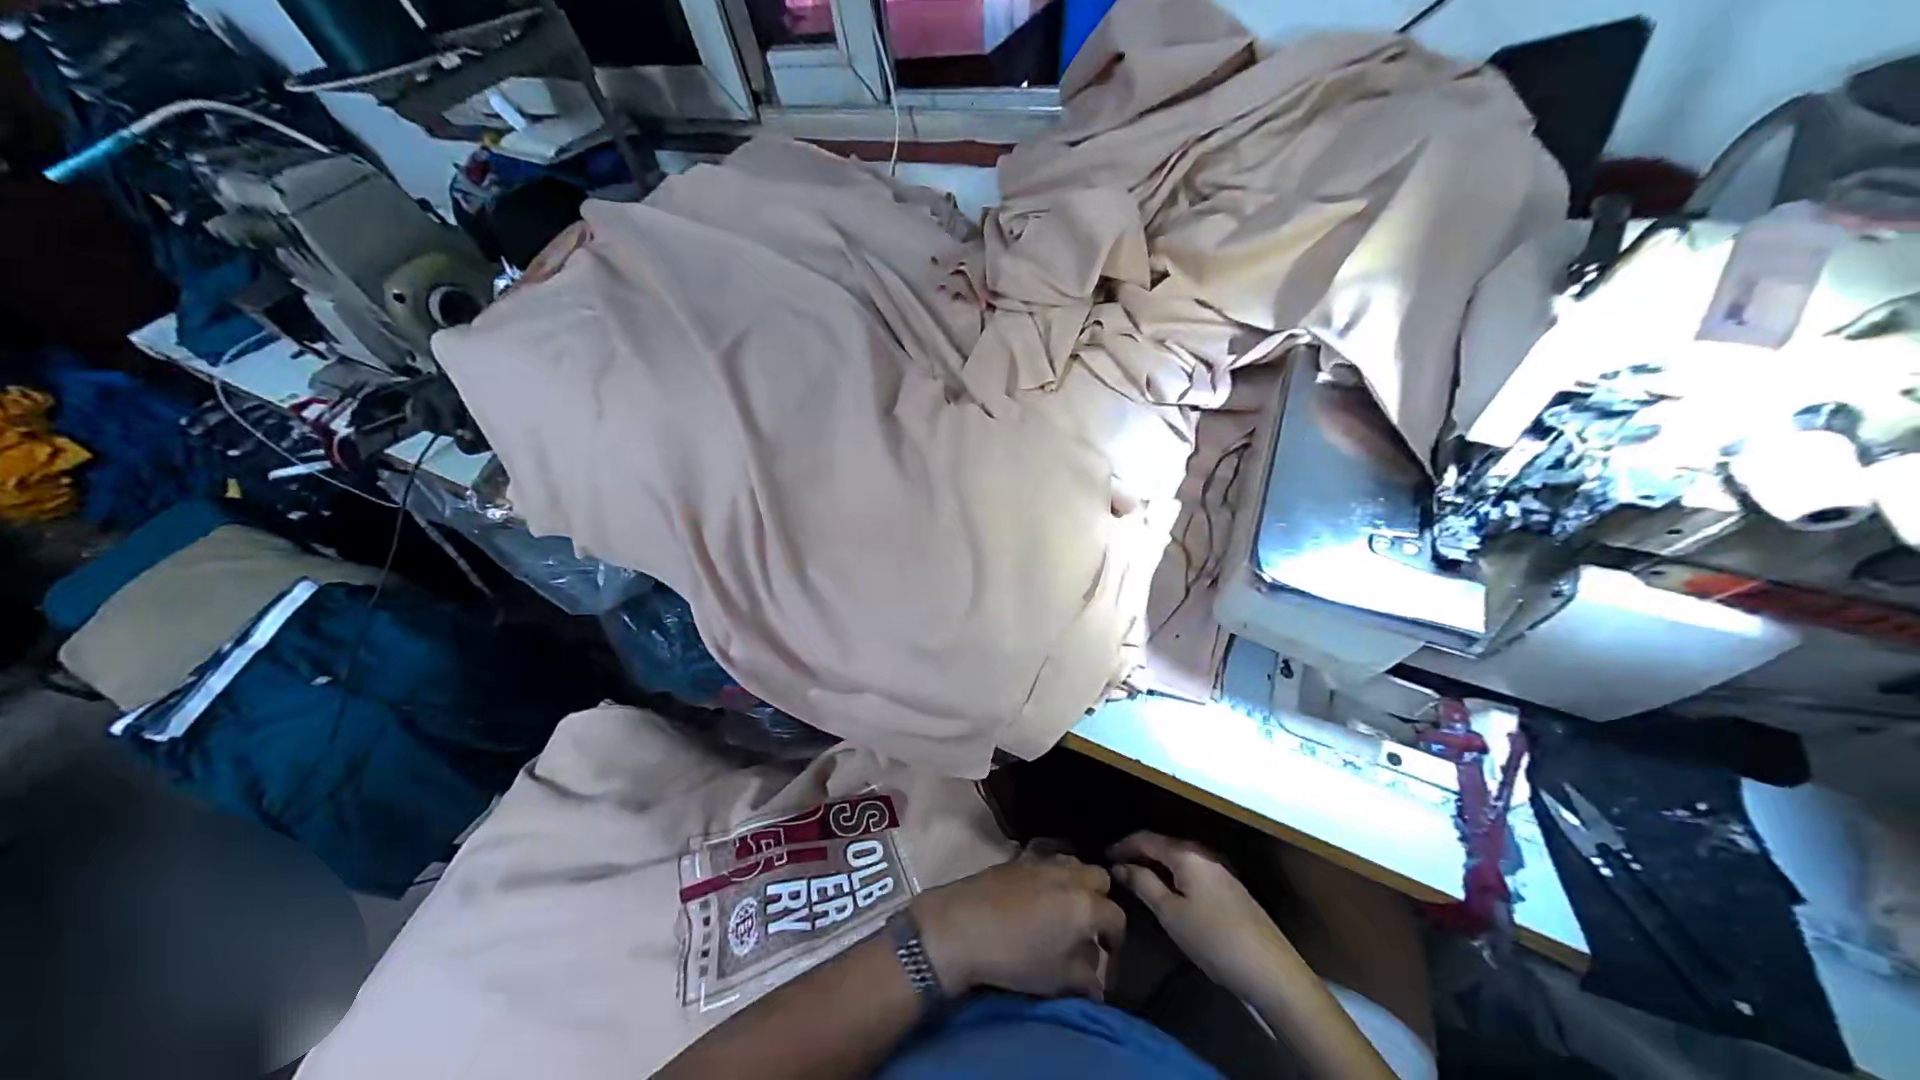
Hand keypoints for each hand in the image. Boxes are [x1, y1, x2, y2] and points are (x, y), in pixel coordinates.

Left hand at [910, 853, 1124, 999]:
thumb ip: (1086, 978)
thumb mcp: (1057, 979)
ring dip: (1076, 883)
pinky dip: (1051, 876)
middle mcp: (1069, 875)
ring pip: (1074, 864)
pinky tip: (1037, 896)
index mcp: (1086, 905)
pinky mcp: (1017, 858)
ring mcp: (1042, 862)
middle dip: (1100, 902)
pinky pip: (1046, 860)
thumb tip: (1096, 980)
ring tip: (1064, 909)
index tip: (1107, 963)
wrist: (961, 926)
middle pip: (1099, 879)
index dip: (1116, 943)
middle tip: (1087, 929)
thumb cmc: (1015, 957)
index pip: (1117, 919)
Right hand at [1108, 831, 1288, 1001]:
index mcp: (1187, 855)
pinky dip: (1173, 876)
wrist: (1271, 970)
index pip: (1146, 838)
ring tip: (1136, 881)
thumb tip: (1120, 866)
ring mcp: (1220, 871)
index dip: (1122, 846)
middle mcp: (1204, 855)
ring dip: (1156, 866)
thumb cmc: (1213, 940)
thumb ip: (1143, 884)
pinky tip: (1167, 893)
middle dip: (1138, 854)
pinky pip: (1192, 872)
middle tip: (1117, 870)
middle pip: (1163, 846)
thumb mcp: (1170, 914)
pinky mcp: (1230, 889)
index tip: (1103, 858)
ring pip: (1178, 860)